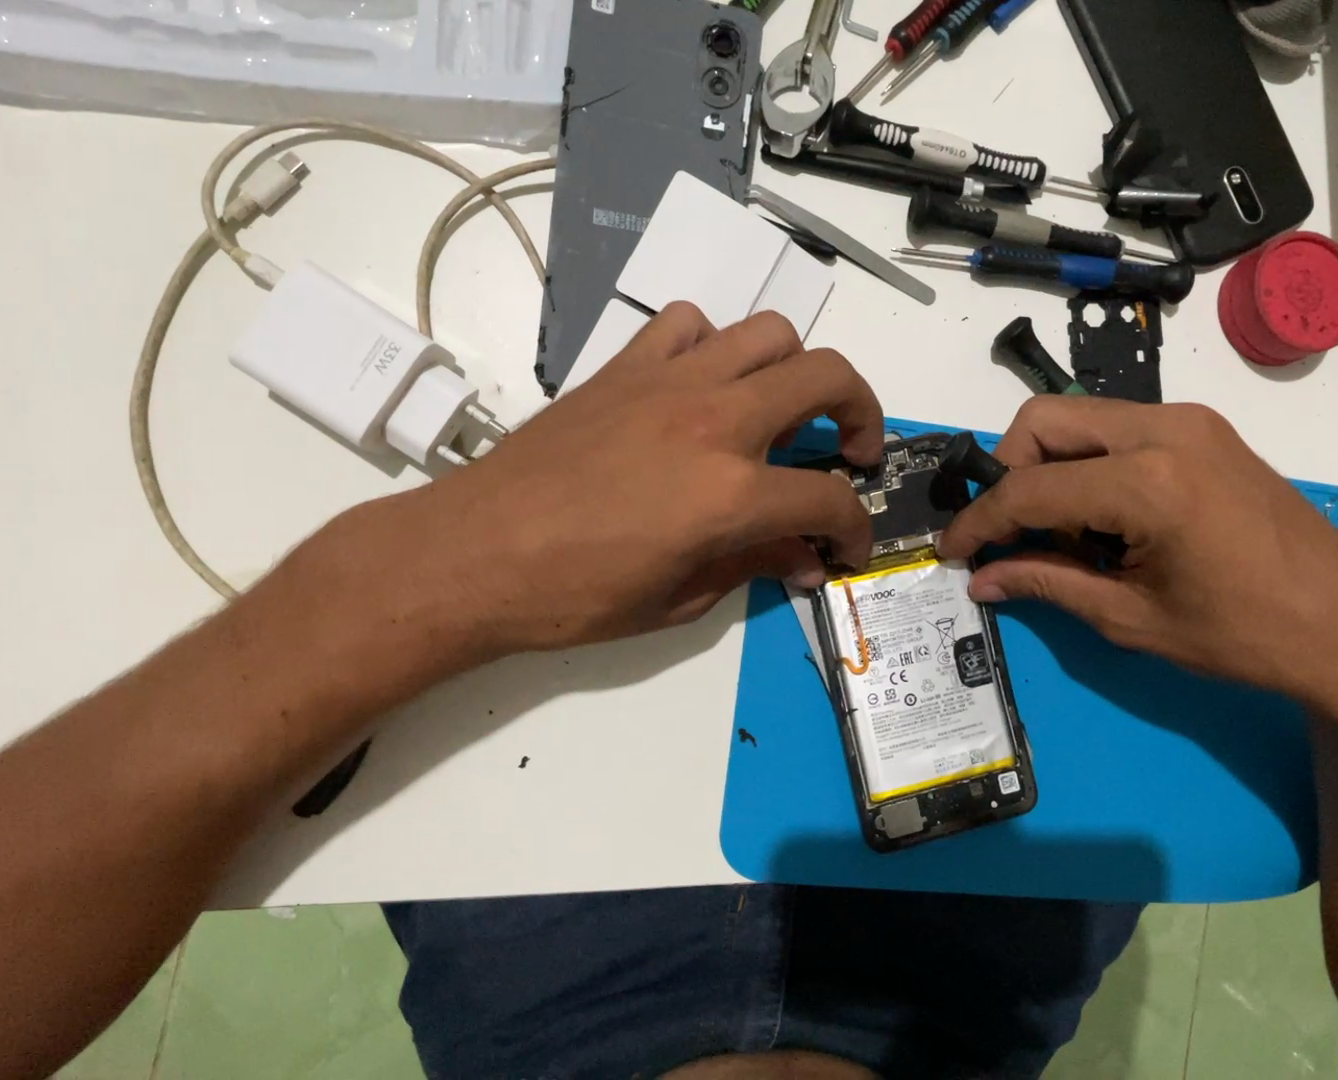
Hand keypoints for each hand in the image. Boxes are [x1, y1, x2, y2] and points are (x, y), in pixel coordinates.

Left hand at [319, 303, 882, 664]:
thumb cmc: (574, 595)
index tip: (848, 547)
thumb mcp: (678, 600)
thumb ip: (753, 565)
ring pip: (769, 332)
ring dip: (794, 371)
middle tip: (850, 452)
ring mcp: (668, 382)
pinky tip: (703, 387)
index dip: (855, 528)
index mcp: (730, 493)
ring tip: (778, 413)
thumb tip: (802, 557)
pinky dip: (713, 347)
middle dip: (863, 414)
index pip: (829, 498)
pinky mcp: (625, 367)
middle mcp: (713, 420)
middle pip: (827, 377)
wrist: (475, 552)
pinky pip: (689, 323)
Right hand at [936, 397, 1337, 721]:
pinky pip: (1116, 428)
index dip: (979, 521)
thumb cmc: (1243, 635)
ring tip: (1062, 534)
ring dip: (1048, 467)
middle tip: (1011, 534)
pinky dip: (1088, 464)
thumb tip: (981, 579)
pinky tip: (1104, 519)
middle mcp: (1165, 430)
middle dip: (1009, 474)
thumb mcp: (1130, 617)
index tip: (951, 549)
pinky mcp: (1204, 430)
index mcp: (1148, 482)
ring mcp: (1189, 422)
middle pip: (1043, 421)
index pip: (1030, 488)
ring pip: (1078, 418)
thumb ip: (1046, 584)